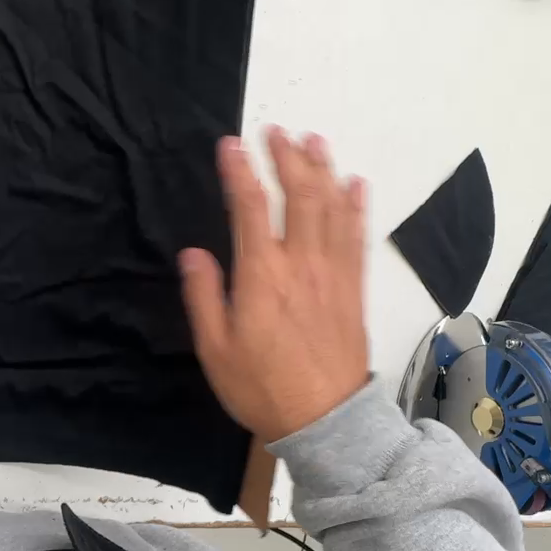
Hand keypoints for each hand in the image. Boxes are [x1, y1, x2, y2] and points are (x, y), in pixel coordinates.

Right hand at [179, 126, 369, 441]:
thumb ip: (204, 296)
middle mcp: (301, 264)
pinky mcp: (354, 287)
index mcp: (262, 276)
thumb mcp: (215, 349)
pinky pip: (357, 235)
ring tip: (312, 141)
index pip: (251, 209)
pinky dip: (355, 204)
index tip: (229, 145)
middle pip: (300, 195)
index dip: (240, 172)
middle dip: (286, 157)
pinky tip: (353, 184)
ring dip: (322, 169)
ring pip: (332, 206)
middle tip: (275, 131)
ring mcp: (334, 273)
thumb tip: (194, 253)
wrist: (323, 419)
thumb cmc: (259, 386)